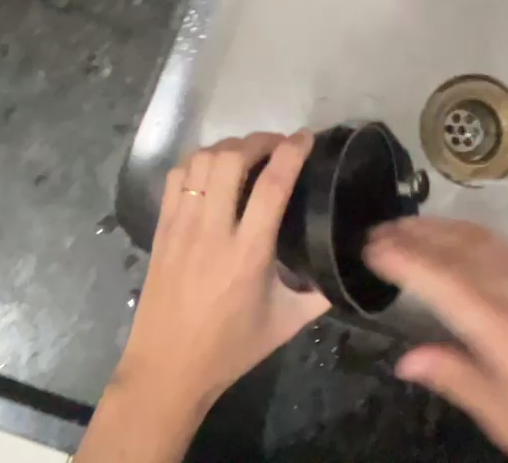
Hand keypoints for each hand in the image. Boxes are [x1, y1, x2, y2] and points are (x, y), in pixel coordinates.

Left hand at [119, 132, 330, 408]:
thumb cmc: (231, 348)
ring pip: (202, 161)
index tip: (306, 137)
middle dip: (259, 141)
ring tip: (248, 153)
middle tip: (278, 145)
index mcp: (248, 254)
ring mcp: (182, 226)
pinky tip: (214, 169)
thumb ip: (319, 291)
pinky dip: (198, 161)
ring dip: (229, 147)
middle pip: (232, 159)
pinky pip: (177, 176)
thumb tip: (345, 263)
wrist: (167, 369)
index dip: (292, 152)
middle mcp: (213, 231)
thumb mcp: (286, 323)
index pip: (272, 185)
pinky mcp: (162, 227)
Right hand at [365, 218, 507, 462]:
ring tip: (409, 227)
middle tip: (378, 230)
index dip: (405, 260)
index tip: (370, 247)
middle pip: (465, 252)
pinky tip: (463, 241)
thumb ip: (458, 379)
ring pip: (489, 245)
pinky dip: (478, 237)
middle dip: (419, 236)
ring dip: (446, 230)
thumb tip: (406, 357)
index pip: (446, 282)